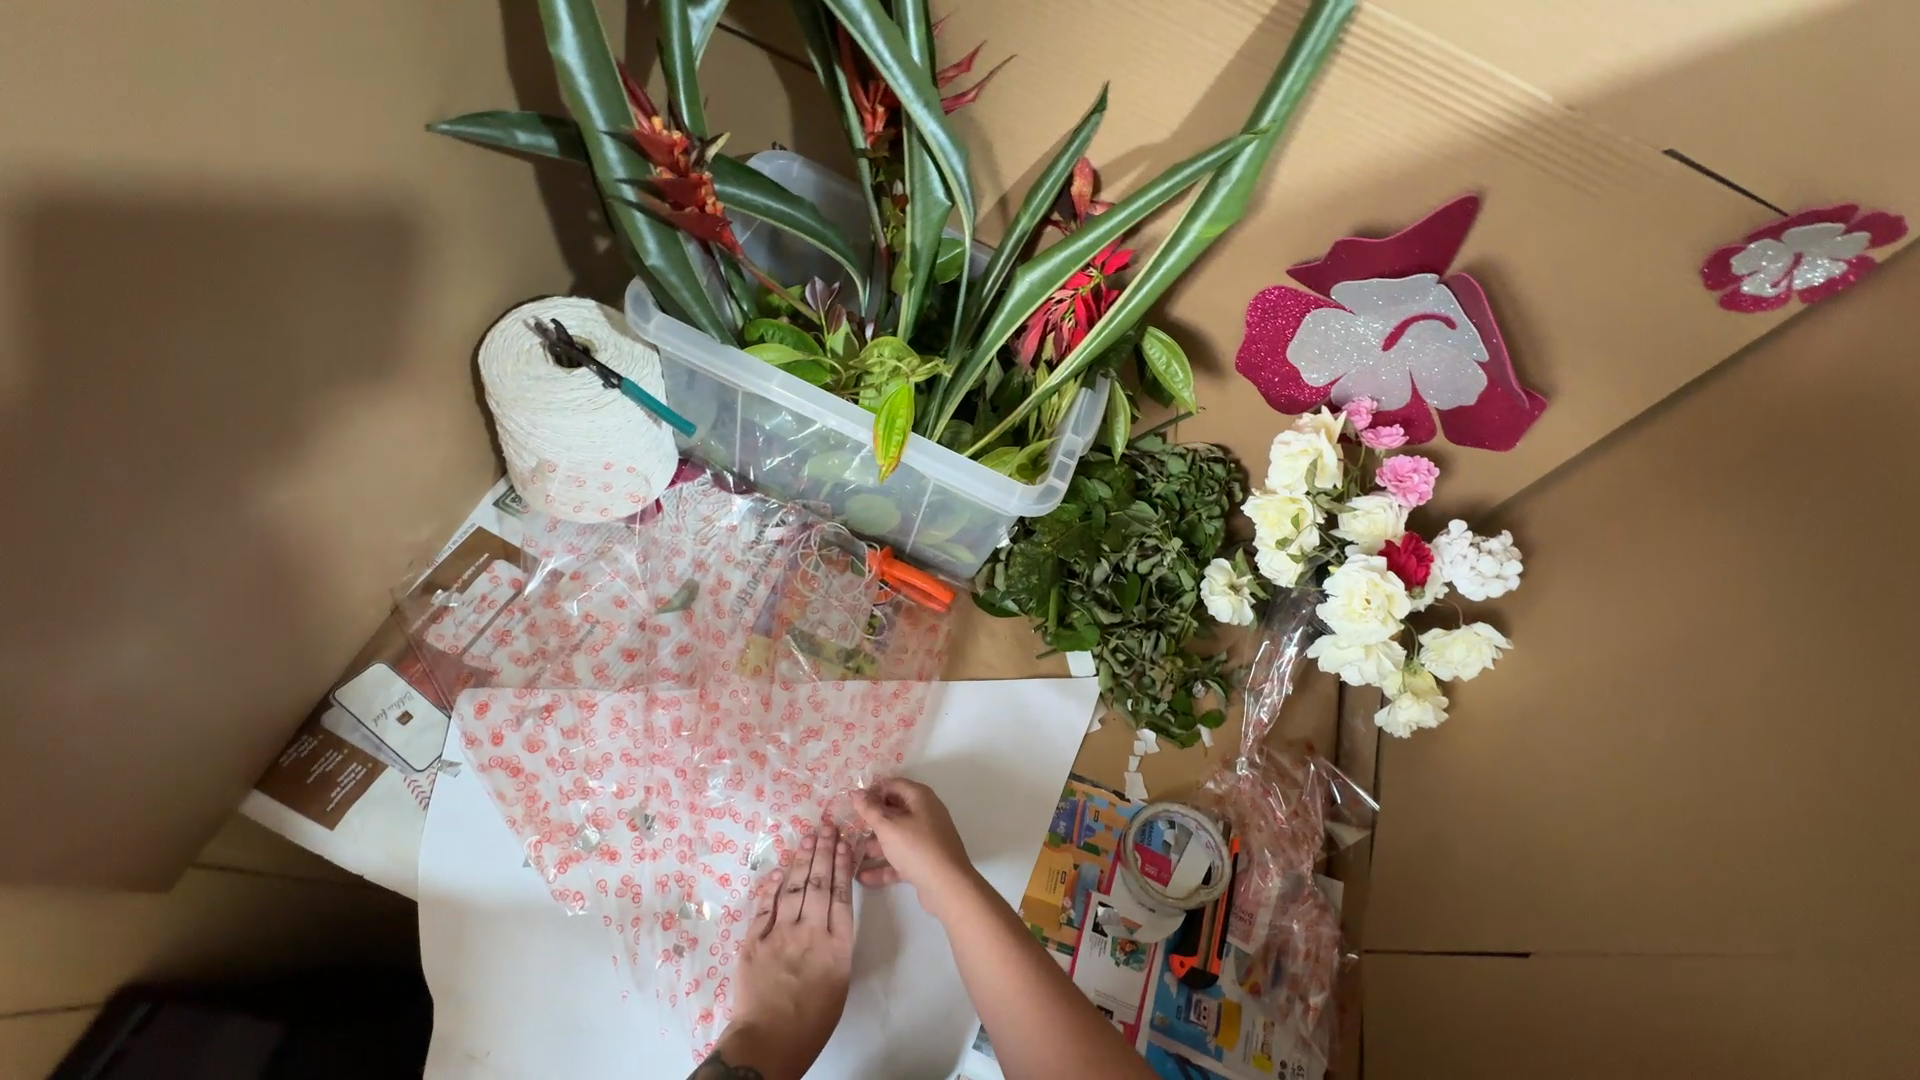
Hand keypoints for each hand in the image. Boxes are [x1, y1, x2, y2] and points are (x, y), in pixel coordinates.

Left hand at [726, 819, 855, 1075]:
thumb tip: (833, 919)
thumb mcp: (839, 982)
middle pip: (819, 883)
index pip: (842, 894)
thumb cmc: (811, 1021)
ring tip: (808, 837)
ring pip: (793, 887)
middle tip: (826, 825)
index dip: (842, 865)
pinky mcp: (754, 940)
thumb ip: (836, 946)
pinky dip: (772, 885)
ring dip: (801, 859)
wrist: (769, 1041)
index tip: (844, 841)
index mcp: (837, 945)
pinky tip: (779, 869)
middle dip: (824, 851)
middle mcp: (811, 931)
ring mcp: (781, 933)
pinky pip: (765, 906)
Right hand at [856, 778, 977, 914]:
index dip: (872, 791)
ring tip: (851, 854)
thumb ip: (870, 810)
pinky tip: (863, 876)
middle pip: (894, 811)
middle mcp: (925, 814)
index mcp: (920, 798)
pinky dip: (884, 866)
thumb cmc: (917, 847)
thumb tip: (856, 792)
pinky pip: (900, 859)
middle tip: (849, 828)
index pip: (893, 785)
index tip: (852, 802)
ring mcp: (926, 839)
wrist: (947, 886)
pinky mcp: (924, 861)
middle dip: (871, 821)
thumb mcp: (889, 826)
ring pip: (896, 837)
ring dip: (874, 845)